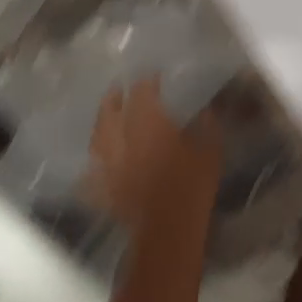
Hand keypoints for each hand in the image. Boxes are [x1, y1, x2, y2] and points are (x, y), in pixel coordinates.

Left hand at [86, 77, 223, 228]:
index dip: (146, 82)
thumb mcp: (210, 149)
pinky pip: (90, 174)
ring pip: (96, 139)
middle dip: (114, 98)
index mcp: (149, 123)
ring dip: (100, 126)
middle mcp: (122, 139)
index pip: (143, 93)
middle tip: (118, 89)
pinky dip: (92, 167)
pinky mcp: (100, 189)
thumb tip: (206, 110)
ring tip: (105, 119)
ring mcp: (108, 165)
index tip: (152, 75)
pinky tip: (94, 165)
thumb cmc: (193, 183)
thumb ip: (207, 126)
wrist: (167, 226)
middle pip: (110, 112)